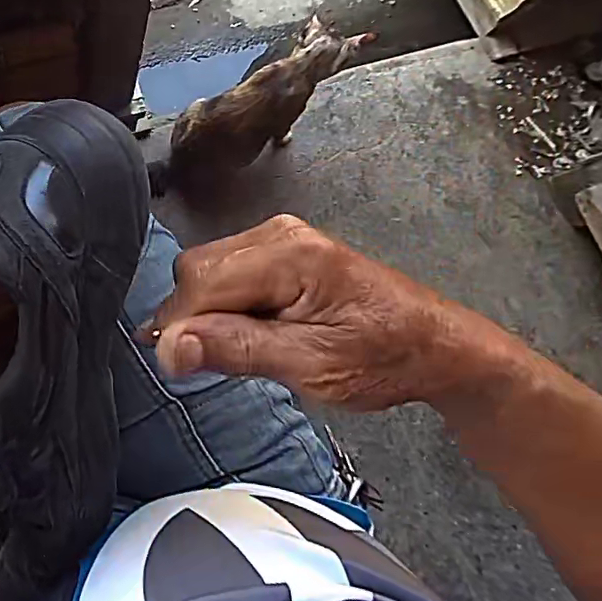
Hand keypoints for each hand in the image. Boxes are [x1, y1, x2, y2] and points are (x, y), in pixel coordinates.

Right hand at [147, 215, 513, 410]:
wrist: (431, 344)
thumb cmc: (382, 358)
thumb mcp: (310, 366)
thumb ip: (236, 349)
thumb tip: (169, 347)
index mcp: (291, 254)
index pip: (202, 281)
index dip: (180, 326)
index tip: (181, 367)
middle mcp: (278, 232)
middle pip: (198, 268)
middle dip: (193, 317)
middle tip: (220, 361)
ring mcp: (278, 236)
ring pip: (206, 268)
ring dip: (207, 311)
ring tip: (243, 346)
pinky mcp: (280, 248)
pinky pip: (226, 270)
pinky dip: (222, 302)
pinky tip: (248, 328)